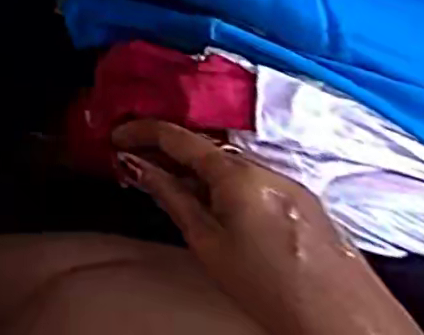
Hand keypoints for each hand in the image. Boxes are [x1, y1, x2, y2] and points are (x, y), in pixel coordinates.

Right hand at [113, 119, 421, 334]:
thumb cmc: (275, 293)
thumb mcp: (206, 243)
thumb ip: (167, 195)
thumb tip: (133, 163)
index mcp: (239, 174)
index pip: (175, 135)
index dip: (137, 130)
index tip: (112, 137)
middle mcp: (269, 171)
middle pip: (204, 146)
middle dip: (164, 150)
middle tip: (133, 162)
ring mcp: (294, 189)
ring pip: (229, 163)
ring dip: (193, 167)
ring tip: (167, 184)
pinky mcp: (311, 210)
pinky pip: (253, 180)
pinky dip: (222, 182)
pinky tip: (210, 203)